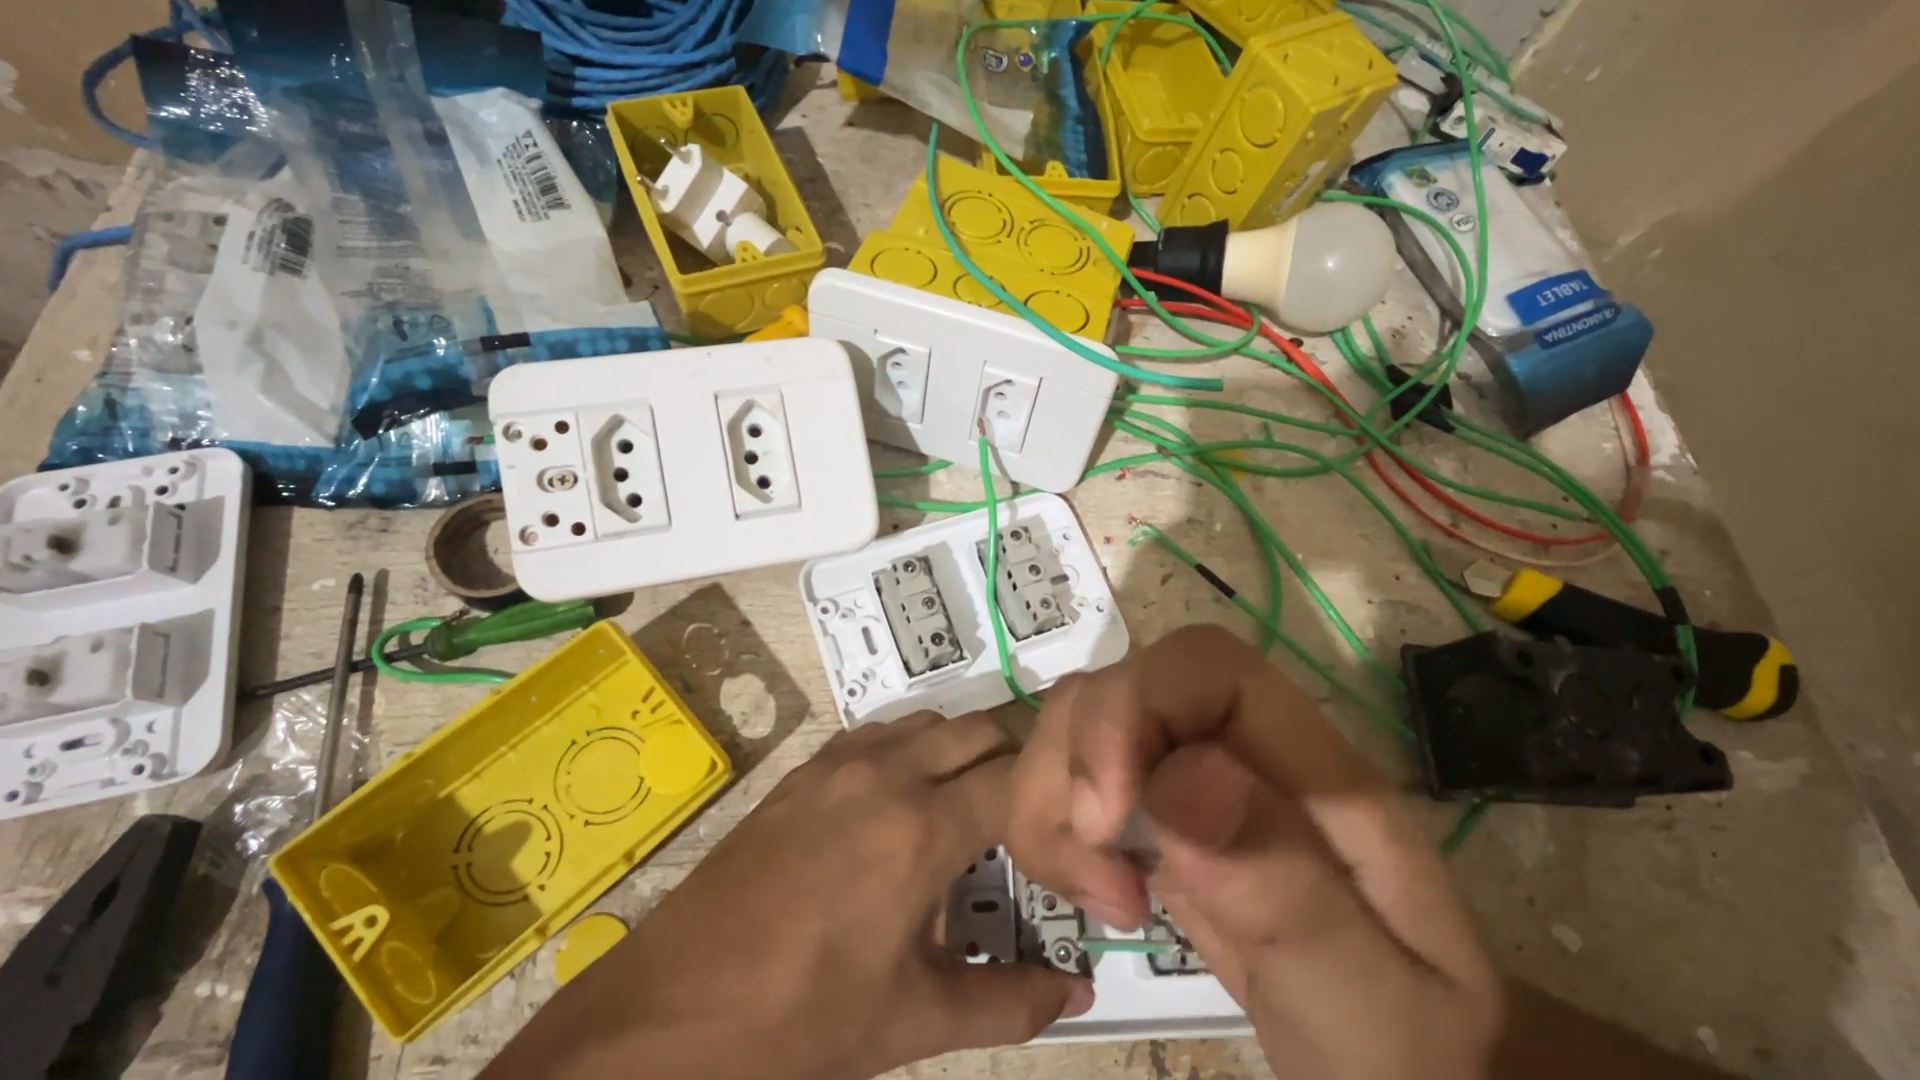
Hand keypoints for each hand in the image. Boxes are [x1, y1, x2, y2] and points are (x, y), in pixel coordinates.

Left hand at [483, 713, 1092, 1079]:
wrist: (672, 1010)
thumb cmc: (802, 1020)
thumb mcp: (915, 1021)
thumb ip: (1010, 1000)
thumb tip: (1079, 991)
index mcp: (921, 828)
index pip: (1018, 778)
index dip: (1057, 793)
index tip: (1076, 819)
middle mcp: (884, 775)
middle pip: (978, 729)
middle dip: (1021, 754)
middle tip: (1043, 802)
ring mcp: (835, 765)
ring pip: (927, 721)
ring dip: (964, 744)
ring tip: (982, 797)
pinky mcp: (799, 773)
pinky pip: (877, 733)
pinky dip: (911, 746)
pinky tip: (907, 795)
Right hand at [1008, 624, 1502, 1079]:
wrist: (1412, 1065)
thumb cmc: (1409, 1048)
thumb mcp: (1368, 996)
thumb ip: (1286, 889)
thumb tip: (1187, 774)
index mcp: (1314, 774)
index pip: (1204, 667)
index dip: (1130, 711)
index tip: (1103, 821)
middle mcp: (1245, 755)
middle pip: (1122, 686)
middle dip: (1076, 770)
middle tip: (1107, 886)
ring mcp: (1196, 784)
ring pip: (1080, 725)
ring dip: (1054, 804)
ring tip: (1104, 897)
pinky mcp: (1161, 822)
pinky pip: (1075, 784)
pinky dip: (1055, 830)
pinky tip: (1100, 895)